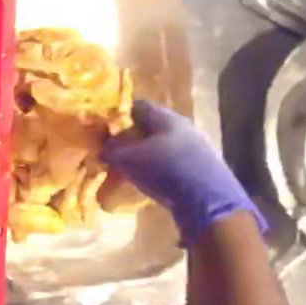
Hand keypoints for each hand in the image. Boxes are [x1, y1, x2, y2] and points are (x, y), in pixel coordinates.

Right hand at [101, 100, 265, 242]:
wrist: (206, 198)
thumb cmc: (164, 169)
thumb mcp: (129, 158)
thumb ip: (111, 150)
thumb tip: (99, 148)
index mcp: (165, 117)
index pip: (137, 106)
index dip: (118, 114)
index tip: (102, 127)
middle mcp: (180, 125)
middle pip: (148, 125)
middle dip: (127, 136)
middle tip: (109, 149)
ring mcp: (191, 144)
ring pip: (157, 142)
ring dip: (139, 152)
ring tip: (123, 166)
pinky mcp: (195, 163)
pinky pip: (166, 158)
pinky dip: (151, 164)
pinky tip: (143, 177)